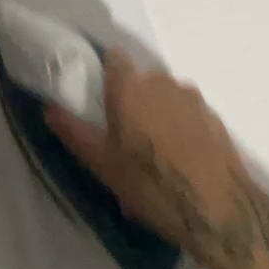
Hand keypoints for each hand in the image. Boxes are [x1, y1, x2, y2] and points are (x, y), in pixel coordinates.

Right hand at [46, 50, 268, 268]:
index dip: (105, 74)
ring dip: (157, 114)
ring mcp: (192, 97)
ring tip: (154, 156)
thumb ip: (74, 131)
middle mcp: (162, 81)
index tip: (99, 99)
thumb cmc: (151, 185)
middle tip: (124, 139)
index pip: (114, 58)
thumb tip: (49, 109)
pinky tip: (179, 162)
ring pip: (165, 97)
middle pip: (140, 80)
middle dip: (132, 101)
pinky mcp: (214, 116)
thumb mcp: (102, 164)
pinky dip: (180, 127)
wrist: (218, 209)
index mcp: (131, 86)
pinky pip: (187, 113)